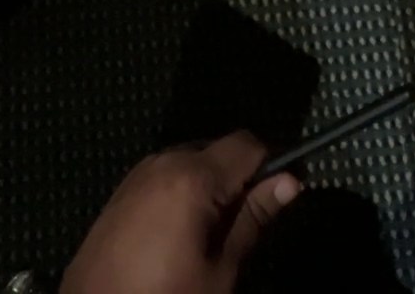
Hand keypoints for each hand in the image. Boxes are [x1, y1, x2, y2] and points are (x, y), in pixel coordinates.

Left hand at [61, 133, 301, 293]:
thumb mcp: (219, 270)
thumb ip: (252, 219)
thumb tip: (290, 182)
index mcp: (192, 176)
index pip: (247, 144)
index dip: (273, 163)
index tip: (287, 190)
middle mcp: (165, 160)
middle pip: (219, 150)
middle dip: (240, 177)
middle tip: (248, 224)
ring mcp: (141, 171)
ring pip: (193, 160)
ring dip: (212, 185)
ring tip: (214, 234)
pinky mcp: (125, 187)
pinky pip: (167, 174)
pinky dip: (185, 190)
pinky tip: (182, 232)